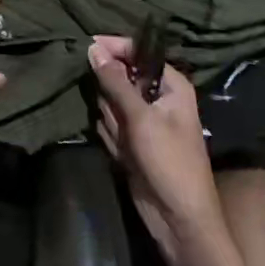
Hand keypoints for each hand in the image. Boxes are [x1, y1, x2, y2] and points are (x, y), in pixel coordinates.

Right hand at [89, 35, 221, 258]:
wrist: (178, 220)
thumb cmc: (169, 161)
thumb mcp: (141, 117)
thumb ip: (115, 81)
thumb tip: (93, 48)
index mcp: (171, 84)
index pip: (138, 53)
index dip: (114, 48)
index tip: (86, 45)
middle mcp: (158, 97)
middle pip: (121, 77)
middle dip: (110, 93)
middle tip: (118, 115)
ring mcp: (143, 120)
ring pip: (111, 103)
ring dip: (111, 119)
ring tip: (126, 141)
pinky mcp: (131, 141)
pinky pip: (110, 125)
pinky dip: (110, 137)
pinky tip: (122, 154)